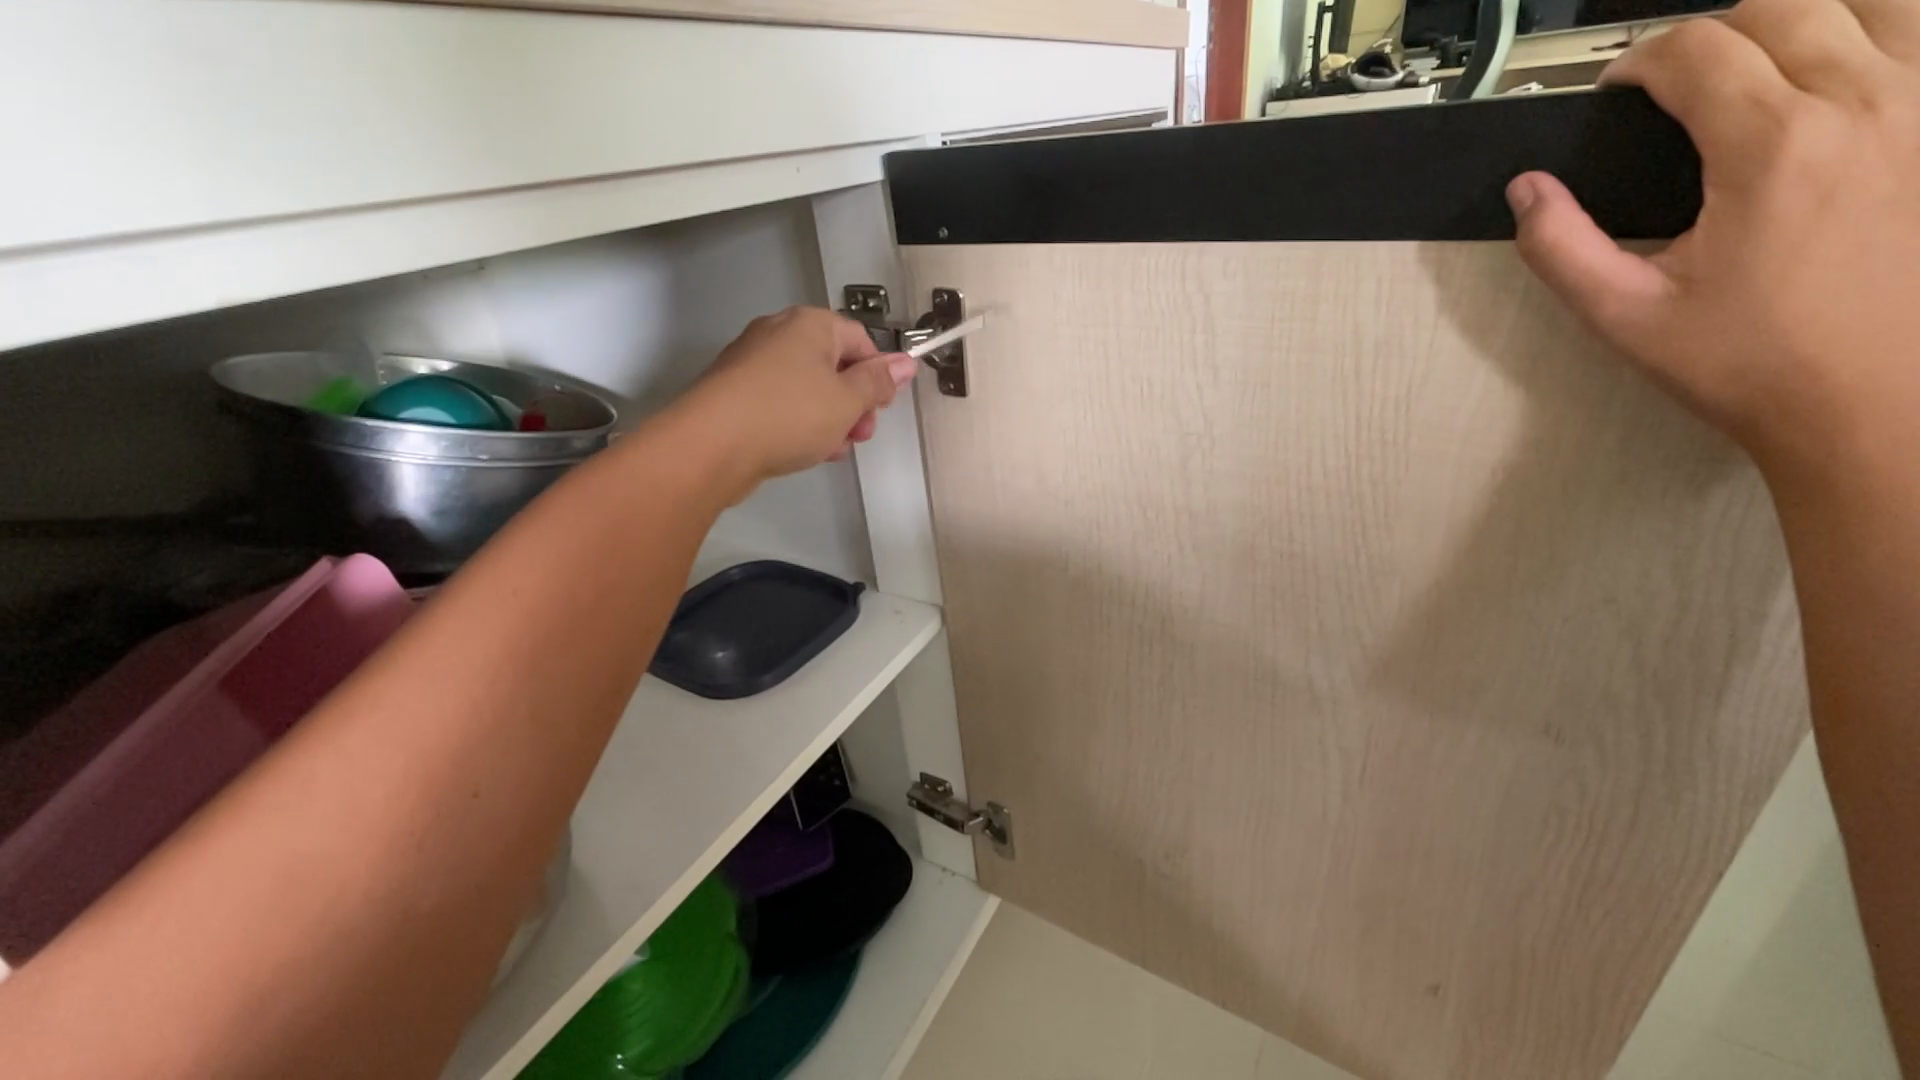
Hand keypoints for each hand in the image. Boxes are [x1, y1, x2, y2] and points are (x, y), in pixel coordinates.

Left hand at [671, 307, 914, 485]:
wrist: (710, 445)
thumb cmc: (788, 415)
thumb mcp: (847, 401)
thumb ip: (878, 382)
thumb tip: (904, 364)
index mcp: (810, 324)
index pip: (860, 340)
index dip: (878, 375)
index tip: (881, 409)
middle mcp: (778, 333)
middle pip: (833, 365)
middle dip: (853, 403)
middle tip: (858, 435)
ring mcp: (752, 362)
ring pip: (807, 388)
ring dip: (828, 419)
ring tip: (829, 449)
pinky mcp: (734, 393)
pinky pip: (780, 403)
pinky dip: (797, 423)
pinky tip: (802, 451)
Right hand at [1508, 0, 1919, 480]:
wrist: (1872, 402)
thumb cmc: (1744, 361)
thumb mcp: (1623, 314)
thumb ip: (1560, 246)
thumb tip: (1525, 188)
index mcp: (1772, 146)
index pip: (1697, 50)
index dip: (1638, 61)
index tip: (1615, 94)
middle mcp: (1865, 103)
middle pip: (1783, 8)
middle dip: (1712, 37)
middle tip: (1676, 88)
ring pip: (1874, 3)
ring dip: (1803, 22)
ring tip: (1761, 70)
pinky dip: (1877, 38)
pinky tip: (1842, 79)